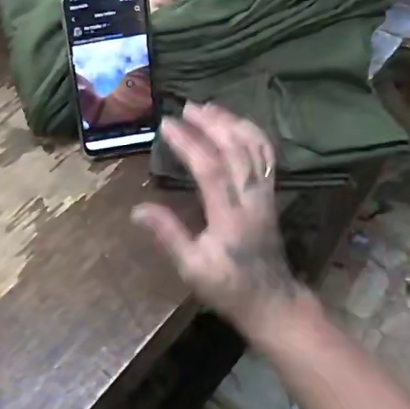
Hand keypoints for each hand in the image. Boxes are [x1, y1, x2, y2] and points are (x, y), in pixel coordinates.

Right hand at [132, 104, 306, 325]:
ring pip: (255, 149)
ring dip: (233, 124)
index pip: (211, 170)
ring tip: (209, 108)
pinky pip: (266, 157)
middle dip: (212, 124)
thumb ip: (168, 235)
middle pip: (236, 150)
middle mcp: (252, 199)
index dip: (189, 144)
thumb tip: (137, 210)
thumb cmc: (227, 288)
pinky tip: (236, 126)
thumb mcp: (192, 268)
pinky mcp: (271, 196)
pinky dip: (252, 135)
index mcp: (230, 217)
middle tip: (186, 107)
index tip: (167, 126)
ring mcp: (266, 195)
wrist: (272, 301)